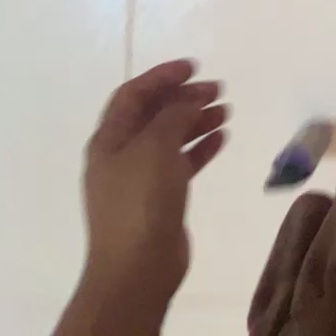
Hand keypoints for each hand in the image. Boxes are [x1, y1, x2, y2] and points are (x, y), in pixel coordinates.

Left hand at [81, 60, 228, 299]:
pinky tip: (222, 138)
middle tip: (217, 89)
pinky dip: (200, 146)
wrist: (136, 268)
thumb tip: (188, 99)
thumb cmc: (140, 201)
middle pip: (153, 114)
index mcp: (109, 140)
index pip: (132, 95)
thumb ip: (173, 115)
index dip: (161, 76)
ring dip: (196, 119)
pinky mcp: (159, 198)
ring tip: (226, 111)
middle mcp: (121, 155)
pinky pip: (181, 161)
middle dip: (183, 97)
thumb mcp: (156, 146)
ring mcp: (139, 178)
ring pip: (170, 137)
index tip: (194, 67)